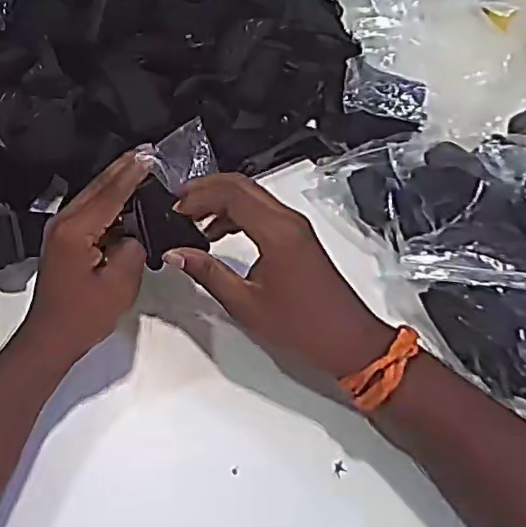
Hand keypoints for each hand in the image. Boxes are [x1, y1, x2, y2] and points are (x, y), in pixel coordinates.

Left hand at [16, 150, 151, 364]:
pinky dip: (107, 204)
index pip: (109, 194)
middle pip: (96, 188)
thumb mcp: (119, 285)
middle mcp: (62, 224)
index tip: (147, 157)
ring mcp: (60, 231)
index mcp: (74, 231)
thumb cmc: (79, 317)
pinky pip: (88, 213)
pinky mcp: (62, 241)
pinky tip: (124, 203)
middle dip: (122, 169)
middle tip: (145, 153)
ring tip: (138, 170)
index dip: (131, 175)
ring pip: (91, 198)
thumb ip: (132, 251)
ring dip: (114, 184)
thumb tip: (136, 235)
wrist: (50, 336)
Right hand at [165, 173, 395, 378]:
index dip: (198, 196)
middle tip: (178, 202)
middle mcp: (288, 221)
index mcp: (277, 232)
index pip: (230, 194)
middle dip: (205, 188)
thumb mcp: (244, 302)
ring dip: (219, 199)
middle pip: (240, 185)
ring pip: (250, 194)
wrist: (350, 342)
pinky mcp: (296, 235)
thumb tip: (175, 253)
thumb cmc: (305, 326)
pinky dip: (234, 211)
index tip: (175, 209)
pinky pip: (260, 209)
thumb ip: (206, 271)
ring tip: (191, 216)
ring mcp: (295, 226)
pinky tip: (215, 231)